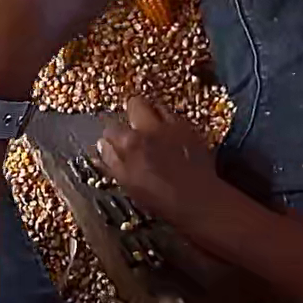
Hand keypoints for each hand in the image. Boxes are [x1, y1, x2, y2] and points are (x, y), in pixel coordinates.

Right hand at [97, 98, 234, 227]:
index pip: (111, 128)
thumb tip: (103, 145)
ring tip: (152, 128)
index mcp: (130, 142)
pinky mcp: (192, 130)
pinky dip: (170, 123)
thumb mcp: (128, 183)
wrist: (199, 200)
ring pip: (158, 106)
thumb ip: (112, 161)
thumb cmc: (158, 197)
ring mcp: (173, 126)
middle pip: (135, 103)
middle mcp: (150, 127)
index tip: (111, 142)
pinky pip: (177, 117)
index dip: (109, 136)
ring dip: (153, 113)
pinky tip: (171, 137)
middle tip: (132, 125)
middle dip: (131, 111)